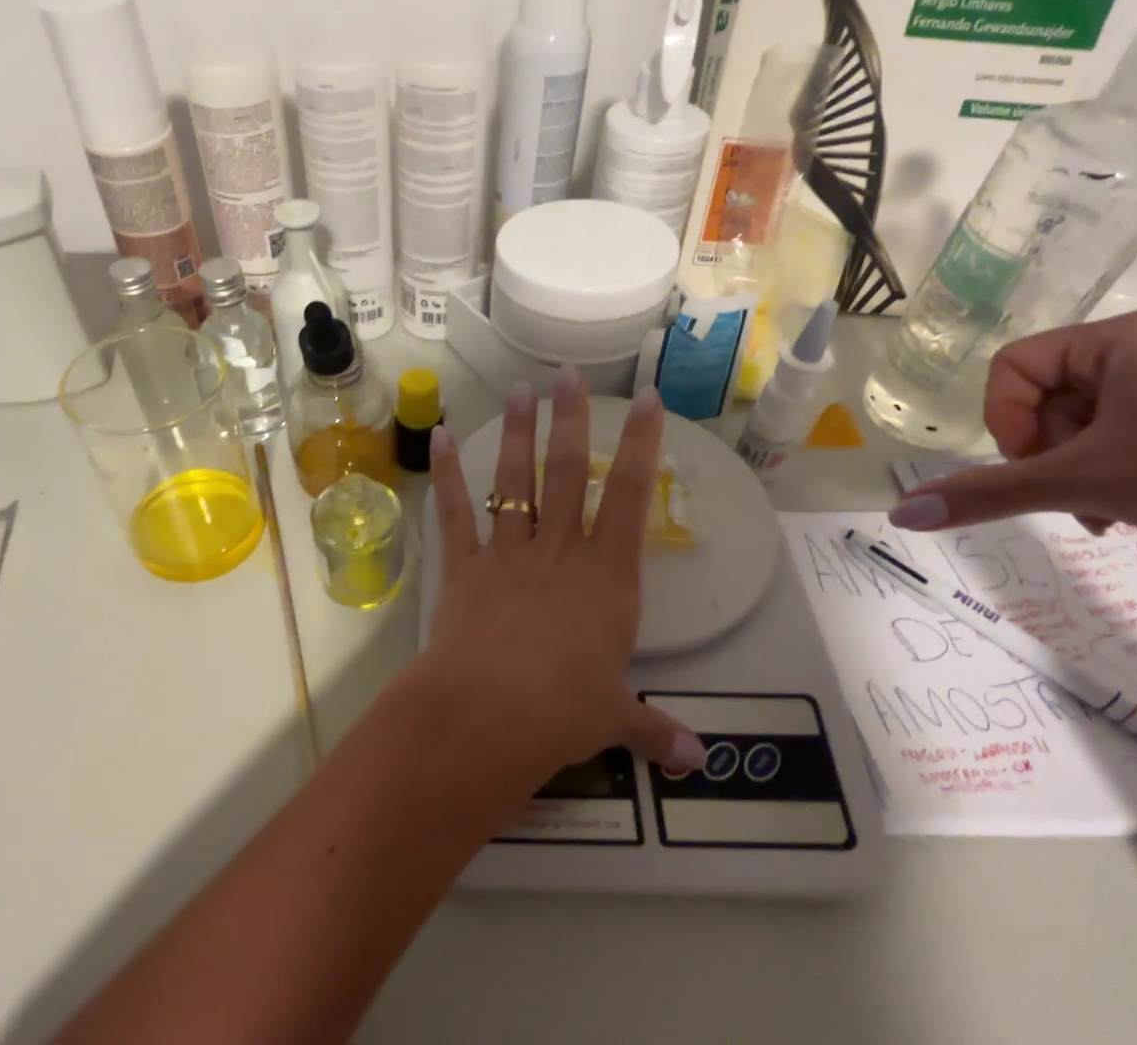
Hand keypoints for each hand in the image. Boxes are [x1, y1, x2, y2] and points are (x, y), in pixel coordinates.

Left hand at [413, 372, 705, 780]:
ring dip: (516, 434)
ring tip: (519, 389)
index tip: (645, 400)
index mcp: (608, 580)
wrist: (489, 713)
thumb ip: (655, 731)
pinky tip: (438, 437)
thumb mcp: (614, 719)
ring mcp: (508, 556)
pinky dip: (445, 476)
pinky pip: (455, 514)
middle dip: (569, 420)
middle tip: (566, 374)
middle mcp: (560, 554)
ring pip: (515, 483)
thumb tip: (698, 763)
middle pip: (567, 474)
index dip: (639, 446)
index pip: (629, 499)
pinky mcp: (463, 569)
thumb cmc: (562, 712)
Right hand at [888, 306, 1136, 571]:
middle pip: (1058, 398)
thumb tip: (900, 512)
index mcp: (1126, 337)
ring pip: (1103, 423)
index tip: (1040, 468)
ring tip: (1124, 518)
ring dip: (1092, 476)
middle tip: (1083, 505)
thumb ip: (986, 494)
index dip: (1007, 424)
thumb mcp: (1084, 483)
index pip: (1014, 367)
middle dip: (1055, 461)